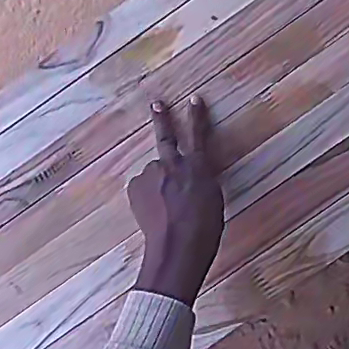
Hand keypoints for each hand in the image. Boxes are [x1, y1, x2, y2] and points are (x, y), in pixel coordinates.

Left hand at [128, 97, 223, 303]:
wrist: (176, 248)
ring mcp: (150, 175)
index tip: (194, 99)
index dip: (197, 116)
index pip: (198, 135)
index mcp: (197, 167)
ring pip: (155, 173)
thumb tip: (190, 175)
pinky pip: (143, 187)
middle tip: (157, 104)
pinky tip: (155, 212)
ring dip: (159, 183)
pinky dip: (148, 195)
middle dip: (162, 118)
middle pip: (166, 137)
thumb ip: (201, 180)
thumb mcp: (213, 200)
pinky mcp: (135, 188)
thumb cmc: (205, 230)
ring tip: (166, 208)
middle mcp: (171, 165)